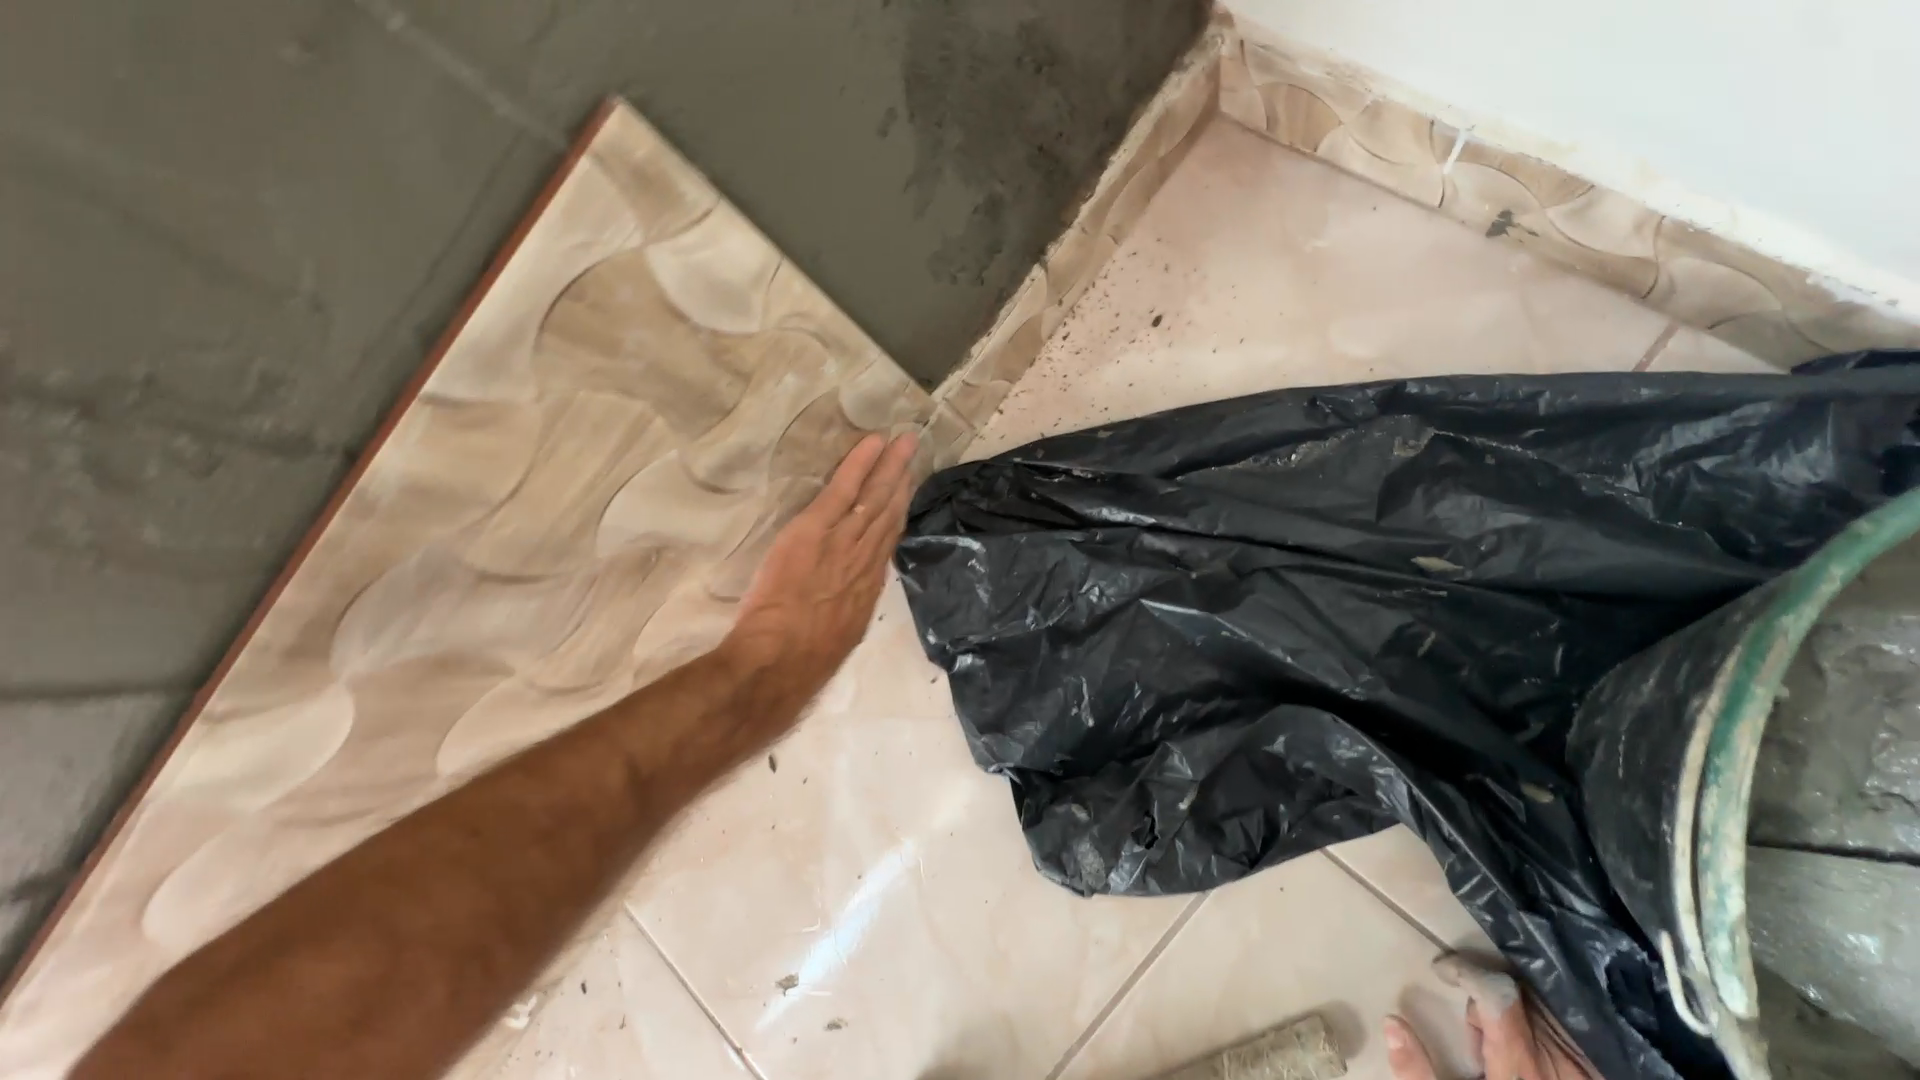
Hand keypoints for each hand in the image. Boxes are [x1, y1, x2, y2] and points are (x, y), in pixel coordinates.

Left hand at [723, 432, 920, 681]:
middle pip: (890, 513)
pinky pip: (844, 489)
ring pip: (875, 497)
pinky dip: (860, 464)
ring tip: (904, 441)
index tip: (906, 494)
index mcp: (868, 587)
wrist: (781, 658)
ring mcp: (844, 541)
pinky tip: (873, 443)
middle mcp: (865, 560)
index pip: (888, 542)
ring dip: (891, 466)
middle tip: (914, 452)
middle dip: (903, 481)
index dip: (898, 515)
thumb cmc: (803, 659)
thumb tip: (852, 598)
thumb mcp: (841, 637)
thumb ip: (849, 609)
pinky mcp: (817, 529)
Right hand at [1385, 955, 1601, 1079]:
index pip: (1496, 994)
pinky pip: (1570, 1033)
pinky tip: (1530, 1063)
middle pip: (1518, 996)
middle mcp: (1559, 1061)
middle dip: (1487, 1004)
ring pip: (1546, 1011)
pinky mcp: (1598, 1075)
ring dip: (1515, 1017)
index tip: (1443, 972)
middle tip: (1475, 1038)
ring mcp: (1585, 1071)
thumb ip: (1416, 1074)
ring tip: (1503, 1058)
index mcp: (1519, 1066)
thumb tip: (1392, 1023)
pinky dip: (1543, 1033)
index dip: (1466, 972)